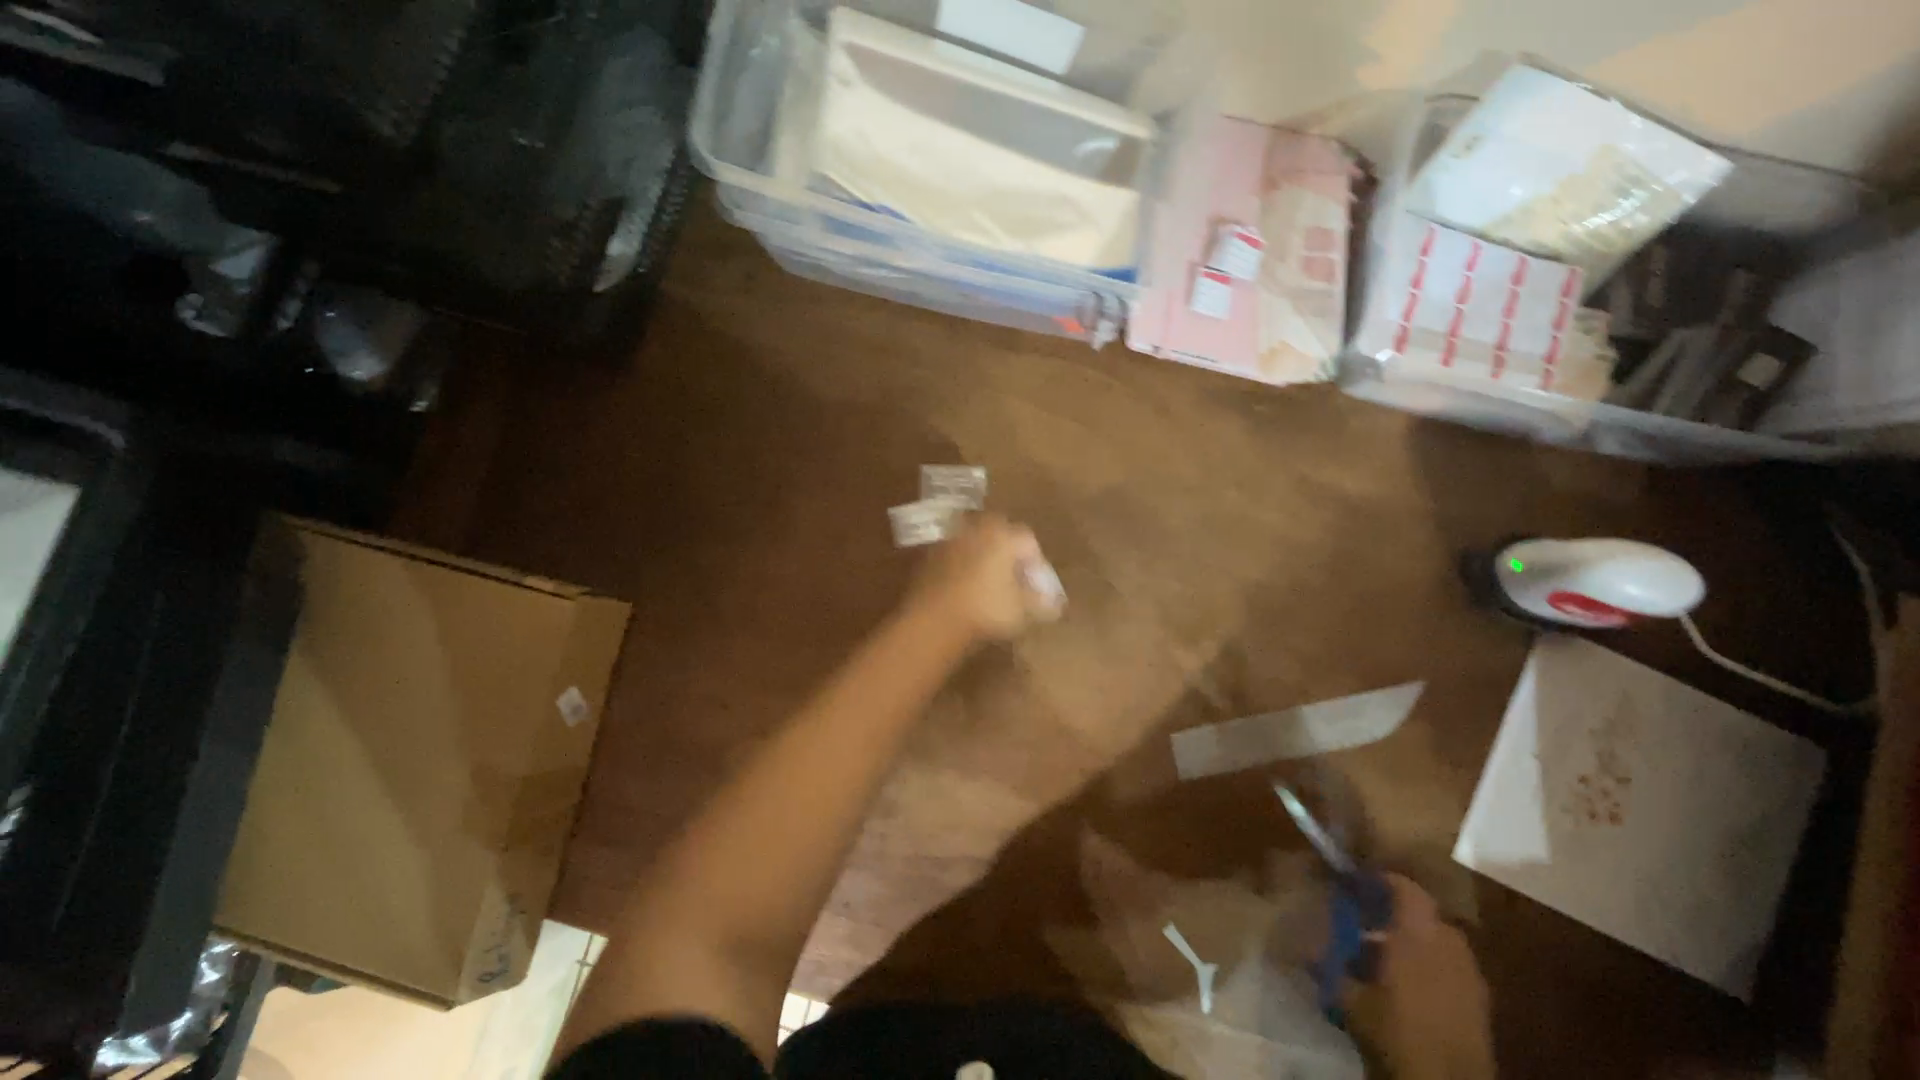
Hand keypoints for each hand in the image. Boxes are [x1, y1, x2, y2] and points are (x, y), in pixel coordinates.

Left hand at [909, 513, 1063, 640]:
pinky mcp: (928, 555)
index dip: (1036, 564)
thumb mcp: (1022, 610)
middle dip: (1009, 555)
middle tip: (1013, 580)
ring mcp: (949, 539)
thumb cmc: (986, 609)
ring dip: (983, 558)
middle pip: (1000, 535)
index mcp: (1004, 534)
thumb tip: (1054, 604)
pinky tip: (964, 589)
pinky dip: (961, 567)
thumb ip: (1041, 603)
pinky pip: (954, 556)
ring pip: (975, 543)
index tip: (1036, 586)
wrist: (933, 619)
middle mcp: (976, 527)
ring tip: (988, 586)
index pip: (1029, 541)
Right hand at [1344, 874, 1494, 1079]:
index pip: (1405, 888)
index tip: (1358, 883)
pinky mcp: (1481, 1000)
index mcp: (1418, 934)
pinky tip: (1410, 986)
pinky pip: (1452, 966)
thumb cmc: (1395, 1033)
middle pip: (1423, 914)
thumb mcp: (1349, 999)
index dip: (1382, 881)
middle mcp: (1449, 944)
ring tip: (1386, 958)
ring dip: (1415, 941)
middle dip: (1396, 915)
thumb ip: (1329, 965)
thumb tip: (1303, 942)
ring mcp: (1470, 972)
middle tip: (1367, 924)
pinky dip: (1431, 965)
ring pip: (1439, 940)